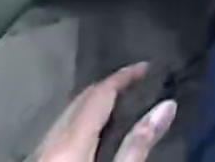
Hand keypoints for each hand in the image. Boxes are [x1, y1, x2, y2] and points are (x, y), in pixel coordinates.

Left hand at [30, 63, 175, 161]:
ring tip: (120, 107)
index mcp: (69, 145)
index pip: (99, 94)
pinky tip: (92, 138)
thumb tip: (167, 105)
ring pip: (64, 119)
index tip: (149, 67)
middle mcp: (47, 147)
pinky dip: (77, 126)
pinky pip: (56, 137)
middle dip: (108, 87)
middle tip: (138, 83)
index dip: (125, 76)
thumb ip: (138, 145)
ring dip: (91, 106)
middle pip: (78, 101)